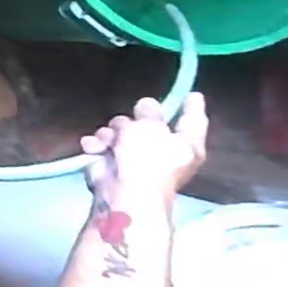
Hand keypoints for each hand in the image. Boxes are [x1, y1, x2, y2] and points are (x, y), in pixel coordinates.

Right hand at [80, 93, 208, 206]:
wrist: (123, 192)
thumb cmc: (148, 159)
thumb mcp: (151, 127)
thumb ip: (150, 112)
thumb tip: (148, 103)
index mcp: (185, 144)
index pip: (192, 121)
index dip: (192, 107)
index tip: (194, 94)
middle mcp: (163, 152)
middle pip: (147, 124)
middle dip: (133, 122)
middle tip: (130, 122)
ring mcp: (136, 159)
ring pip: (120, 132)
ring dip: (110, 134)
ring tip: (107, 141)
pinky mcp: (112, 165)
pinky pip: (102, 146)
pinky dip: (96, 145)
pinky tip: (93, 148)